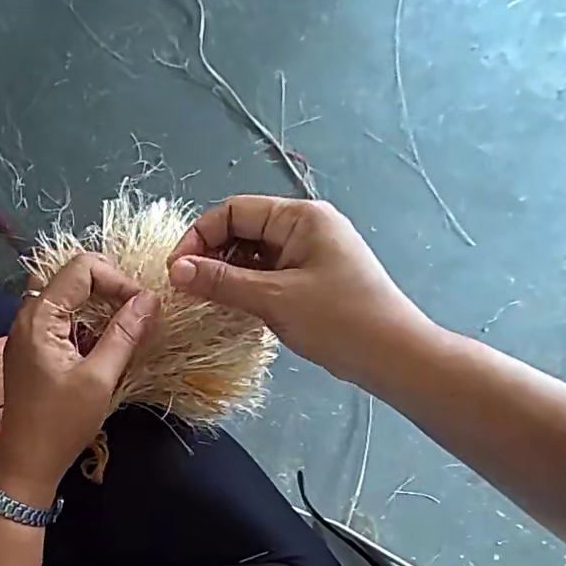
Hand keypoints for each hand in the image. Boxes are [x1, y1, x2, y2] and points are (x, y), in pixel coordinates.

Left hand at [0, 254, 158, 506]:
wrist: (27, 463)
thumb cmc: (61, 424)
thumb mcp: (100, 378)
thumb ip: (124, 334)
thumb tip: (150, 300)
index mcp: (39, 318)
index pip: (81, 268)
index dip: (118, 280)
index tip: (142, 307)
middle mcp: (26, 318)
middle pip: (71, 278)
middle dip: (108, 290)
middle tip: (135, 316)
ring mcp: (26, 336)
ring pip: (65, 300)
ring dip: (97, 308)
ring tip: (123, 332)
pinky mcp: (31, 353)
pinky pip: (59, 323)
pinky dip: (84, 326)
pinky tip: (102, 350)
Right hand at [167, 196, 440, 387]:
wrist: (390, 354)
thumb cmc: (338, 320)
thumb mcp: (273, 299)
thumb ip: (222, 282)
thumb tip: (175, 271)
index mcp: (299, 218)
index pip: (234, 211)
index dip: (199, 236)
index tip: (176, 271)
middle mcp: (303, 228)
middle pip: (241, 230)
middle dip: (209, 256)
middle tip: (185, 289)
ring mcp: (306, 254)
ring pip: (250, 255)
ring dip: (224, 274)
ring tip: (203, 301)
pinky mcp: (307, 279)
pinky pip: (264, 275)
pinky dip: (242, 287)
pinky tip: (228, 307)